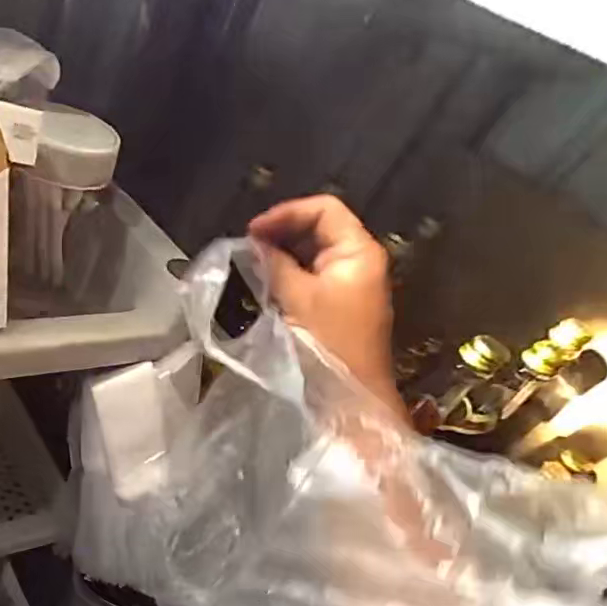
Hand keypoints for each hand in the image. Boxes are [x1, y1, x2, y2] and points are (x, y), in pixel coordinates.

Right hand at [247, 196, 396, 407]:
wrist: (351, 395)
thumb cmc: (327, 343)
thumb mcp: (296, 298)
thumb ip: (274, 266)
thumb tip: (254, 245)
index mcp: (358, 252)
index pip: (324, 210)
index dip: (285, 214)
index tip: (251, 232)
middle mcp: (359, 261)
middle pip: (319, 229)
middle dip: (282, 233)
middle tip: (247, 248)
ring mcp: (350, 284)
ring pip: (313, 254)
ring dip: (282, 255)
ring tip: (252, 265)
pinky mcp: (340, 305)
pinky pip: (312, 277)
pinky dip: (289, 275)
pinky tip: (267, 284)